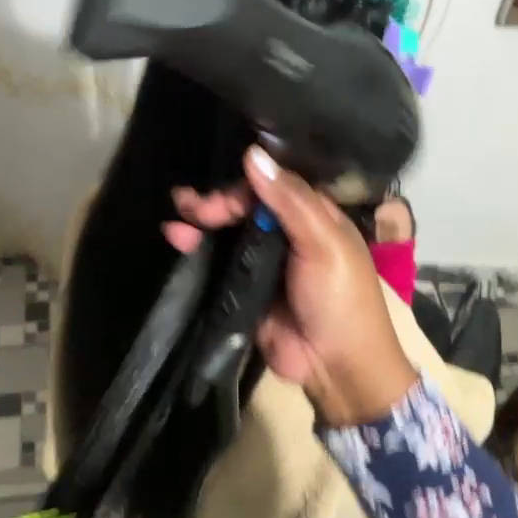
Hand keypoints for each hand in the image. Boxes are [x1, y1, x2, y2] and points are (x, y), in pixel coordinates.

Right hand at [163, 146, 417, 425]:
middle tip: (192, 210)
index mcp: (314, 217)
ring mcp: (263, 263)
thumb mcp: (324, 242)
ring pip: (226, 234)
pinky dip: (196, 251)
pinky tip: (178, 241)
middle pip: (243, 207)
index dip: (244, 184)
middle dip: (215, 204)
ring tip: (176, 224)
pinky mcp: (243, 291)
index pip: (272, 186)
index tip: (222, 196)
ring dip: (199, 224)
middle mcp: (286, 234)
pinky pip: (217, 266)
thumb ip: (289, 200)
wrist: (334, 364)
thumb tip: (253, 153)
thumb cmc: (341, 298)